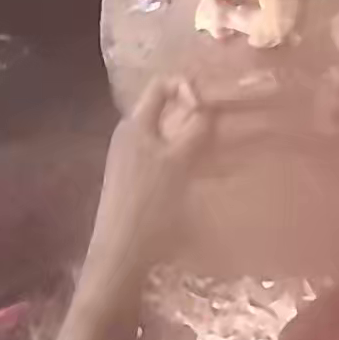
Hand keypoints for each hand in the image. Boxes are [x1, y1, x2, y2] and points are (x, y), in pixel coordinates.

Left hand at [88, 78, 211, 275]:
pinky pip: (160, 152)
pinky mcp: (132, 178)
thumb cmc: (150, 204)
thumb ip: (196, 131)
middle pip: (162, 108)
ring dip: (187, 134)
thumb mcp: (180, 163)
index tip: (207, 109)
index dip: (186, 86)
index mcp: (135, 123)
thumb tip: (209, 108)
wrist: (121, 254)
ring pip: (163, 132)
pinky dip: (179, 153)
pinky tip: (194, 171)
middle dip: (191, 111)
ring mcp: (127, 157)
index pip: (160, 84)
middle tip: (217, 125)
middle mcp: (127, 134)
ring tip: (212, 148)